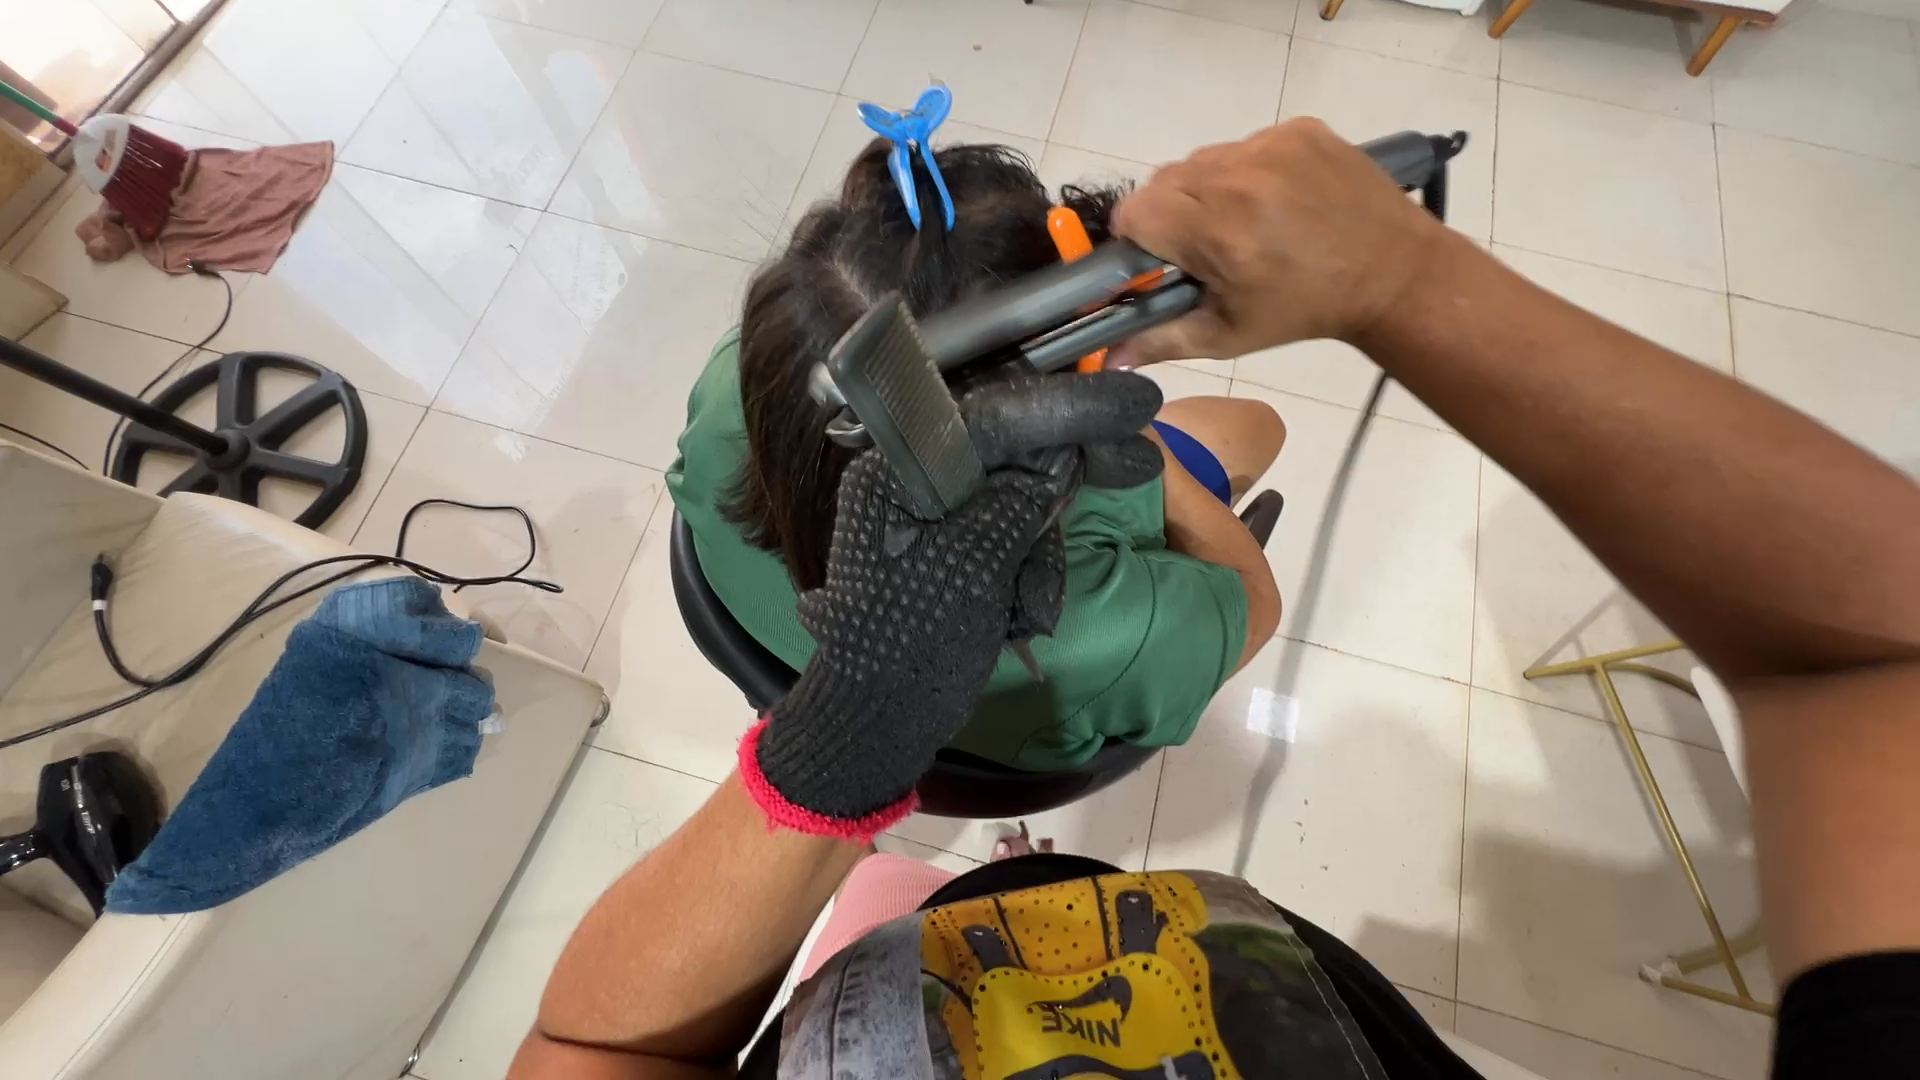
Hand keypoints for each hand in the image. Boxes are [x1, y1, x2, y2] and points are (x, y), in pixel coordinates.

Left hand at [740, 371, 1162, 837]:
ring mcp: (938, 517)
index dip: (1066, 408)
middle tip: (1136, 465)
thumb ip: (1016, 502)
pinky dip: (1030, 573)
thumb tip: (1060, 457)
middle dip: (1065, 474)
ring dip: (1040, 553)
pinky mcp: (959, 548)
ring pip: (1021, 500)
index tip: (1133, 405)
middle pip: (1010, 451)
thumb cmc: (910, 643)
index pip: (991, 419)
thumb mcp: (969, 566)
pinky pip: (1014, 538)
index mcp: (897, 473)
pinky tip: (1019, 615)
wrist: (882, 716)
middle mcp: (915, 482)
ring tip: (1025, 609)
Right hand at [1107, 117, 1450, 368]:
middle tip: (1199, 248)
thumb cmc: (1301, 312)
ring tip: (1238, 224)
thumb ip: (1161, 341)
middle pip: (1161, 182)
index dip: (1134, 237)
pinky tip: (1270, 202)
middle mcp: (1238, 177)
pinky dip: (1242, 173)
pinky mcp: (1297, 129)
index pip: (1133, 212)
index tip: (1154, 258)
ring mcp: (1270, 145)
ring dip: (1202, 191)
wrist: (1391, 272)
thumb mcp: (1226, 336)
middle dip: (1167, 215)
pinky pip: (1242, 146)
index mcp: (1216, 231)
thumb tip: (1108, 360)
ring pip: (1200, 161)